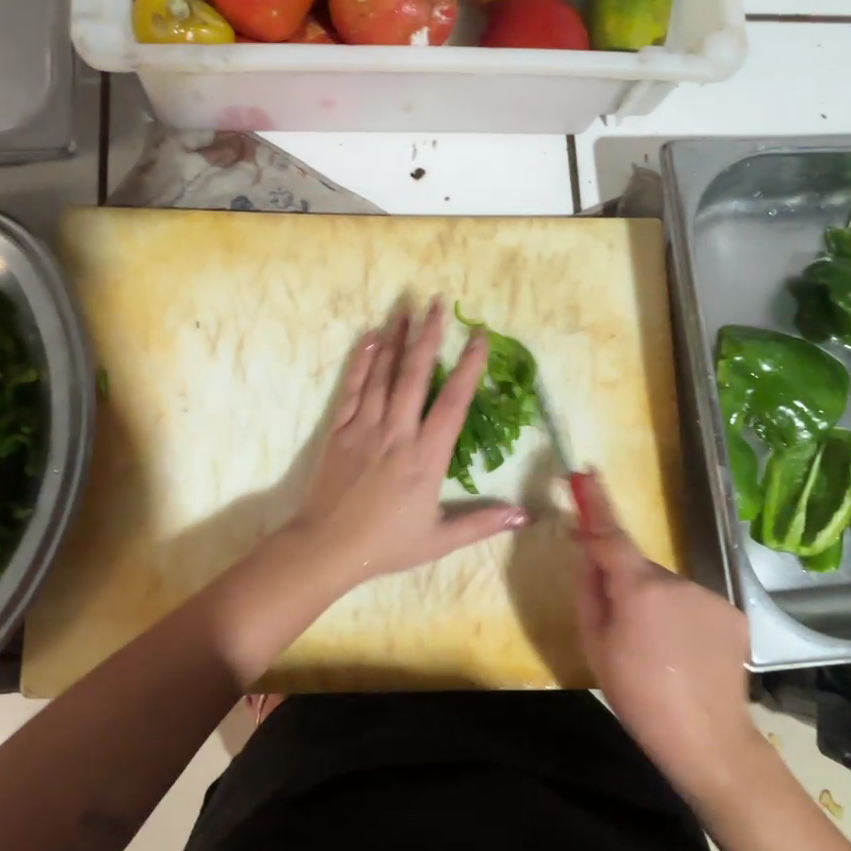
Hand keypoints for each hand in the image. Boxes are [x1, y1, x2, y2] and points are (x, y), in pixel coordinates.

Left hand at [288, 299, 528, 584]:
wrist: (326, 546)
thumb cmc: (385, 545)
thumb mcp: (438, 540)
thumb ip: (482, 523)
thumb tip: (525, 517)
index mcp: (426, 458)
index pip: (452, 402)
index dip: (467, 367)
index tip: (479, 337)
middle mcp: (397, 434)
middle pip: (415, 375)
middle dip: (428, 336)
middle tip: (437, 303)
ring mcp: (364, 428)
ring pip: (383, 374)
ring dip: (395, 339)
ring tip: (406, 308)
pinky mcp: (338, 430)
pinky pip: (352, 388)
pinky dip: (361, 362)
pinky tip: (369, 339)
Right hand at [572, 472, 759, 784]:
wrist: (706, 739)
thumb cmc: (637, 695)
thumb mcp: (595, 645)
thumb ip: (589, 591)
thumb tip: (588, 555)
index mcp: (637, 588)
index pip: (610, 535)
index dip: (595, 503)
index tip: (584, 473)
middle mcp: (677, 580)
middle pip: (639, 571)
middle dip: (626, 587)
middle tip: (621, 632)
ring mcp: (710, 596)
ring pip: (668, 590)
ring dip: (656, 607)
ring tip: (657, 653)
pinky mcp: (734, 614)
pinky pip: (694, 606)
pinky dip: (683, 621)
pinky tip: (685, 656)